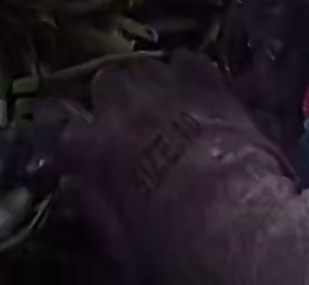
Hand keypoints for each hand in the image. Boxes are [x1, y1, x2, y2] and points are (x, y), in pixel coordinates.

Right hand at [56, 54, 293, 284]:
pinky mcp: (202, 79)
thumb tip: (71, 186)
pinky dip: (187, 72)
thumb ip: (94, 208)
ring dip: (150, 85)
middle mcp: (123, 107)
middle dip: (115, 101)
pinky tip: (194, 88)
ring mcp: (162, 87)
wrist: (239, 227)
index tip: (83, 153)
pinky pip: (187, 61)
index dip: (77, 142)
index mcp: (98, 148)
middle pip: (106, 84)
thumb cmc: (178, 247)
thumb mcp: (125, 245)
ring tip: (164, 105)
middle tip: (130, 125)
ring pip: (144, 68)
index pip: (70, 133)